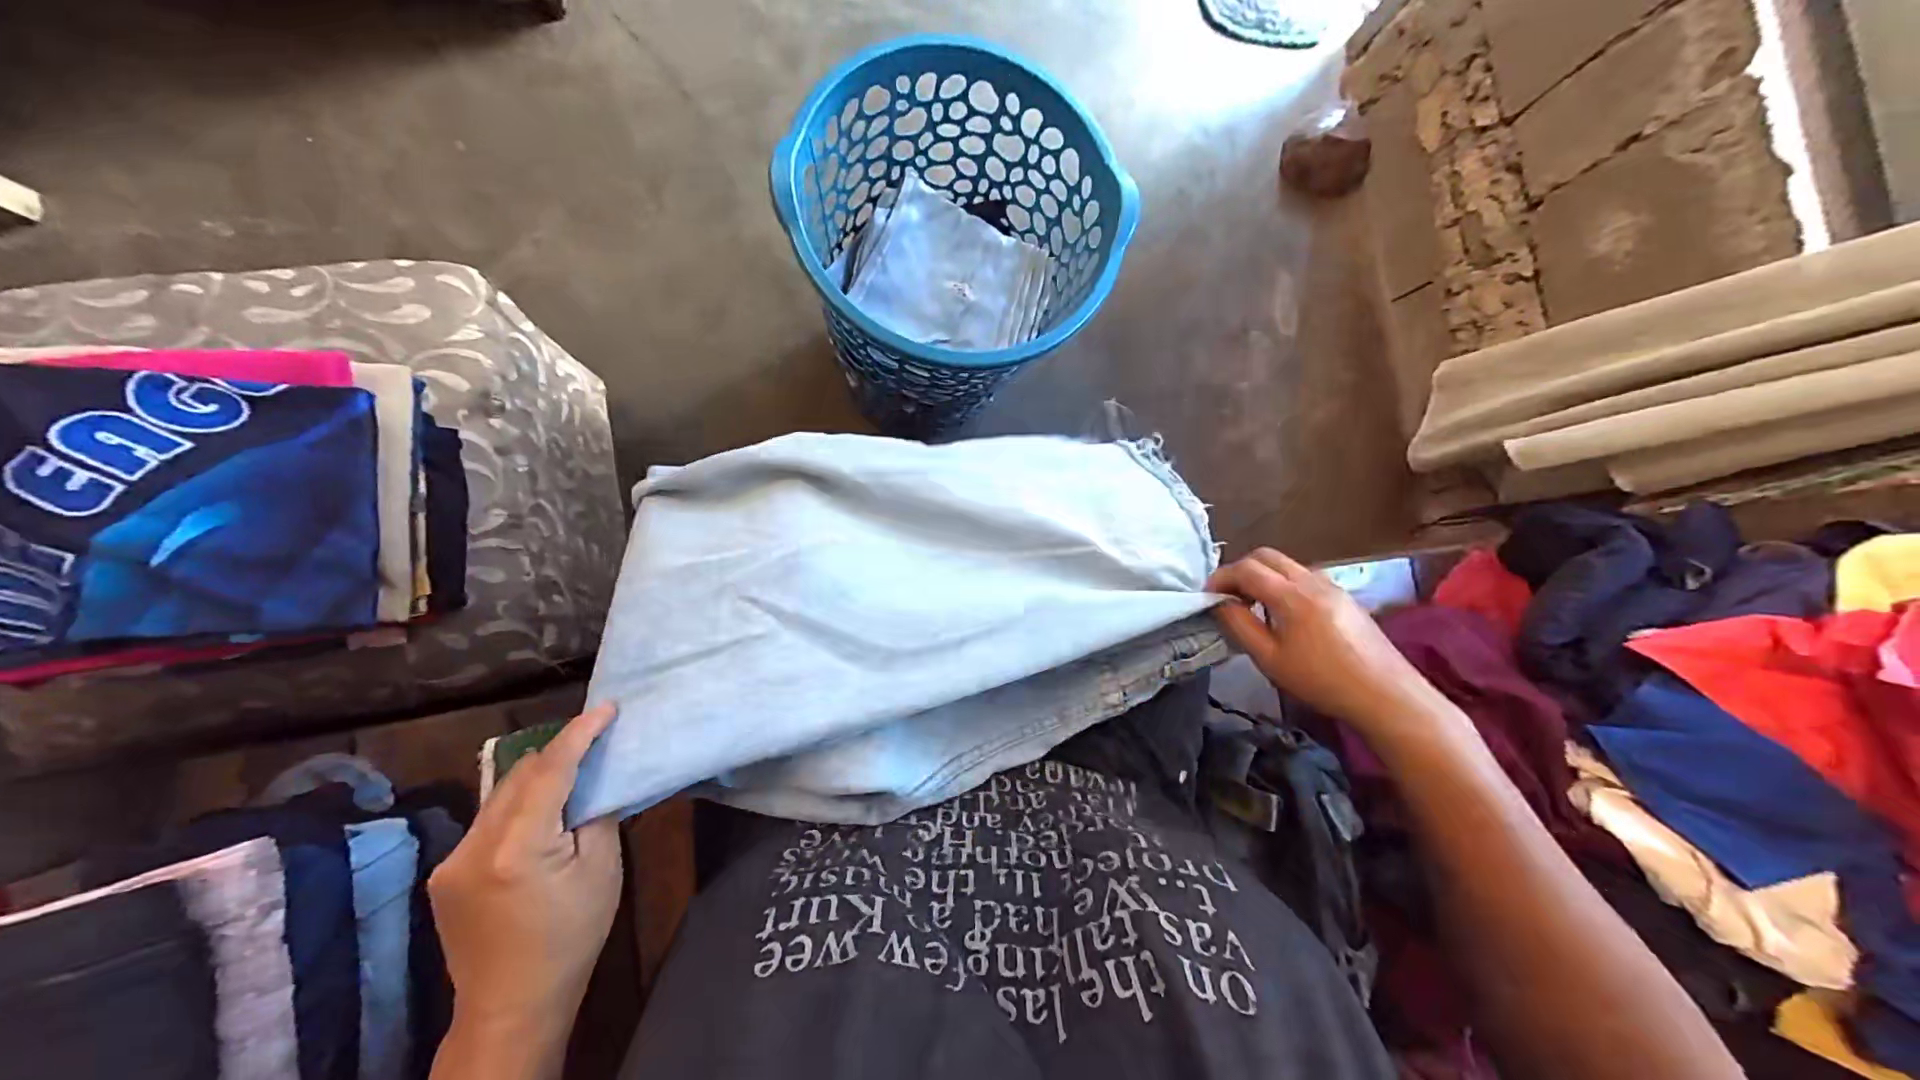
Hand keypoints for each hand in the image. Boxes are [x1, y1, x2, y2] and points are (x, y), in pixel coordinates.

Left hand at [430, 704, 622, 1052]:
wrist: (512, 1004)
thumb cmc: (572, 936)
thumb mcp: (602, 870)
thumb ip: (596, 815)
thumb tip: (596, 781)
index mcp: (517, 847)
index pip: (550, 770)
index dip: (580, 733)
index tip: (607, 708)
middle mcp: (473, 846)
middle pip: (520, 775)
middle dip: (559, 750)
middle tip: (597, 736)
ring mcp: (451, 860)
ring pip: (500, 794)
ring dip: (538, 777)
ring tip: (574, 770)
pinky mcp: (445, 873)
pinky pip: (488, 820)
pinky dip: (519, 804)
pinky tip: (543, 813)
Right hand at [1207, 549, 1446, 735]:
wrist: (1386, 695)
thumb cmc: (1321, 680)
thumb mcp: (1270, 659)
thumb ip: (1240, 625)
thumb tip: (1221, 603)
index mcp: (1291, 595)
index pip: (1246, 569)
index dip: (1221, 578)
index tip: (1208, 597)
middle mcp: (1312, 581)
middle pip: (1266, 556)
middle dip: (1240, 570)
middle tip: (1228, 597)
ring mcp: (1331, 586)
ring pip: (1287, 565)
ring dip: (1263, 576)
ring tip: (1253, 606)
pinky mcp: (1344, 597)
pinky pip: (1304, 577)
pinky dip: (1283, 584)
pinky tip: (1283, 614)